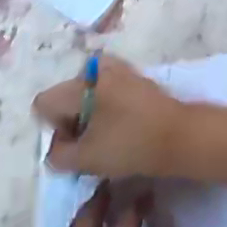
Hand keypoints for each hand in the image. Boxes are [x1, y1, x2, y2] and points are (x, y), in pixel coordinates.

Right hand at [33, 56, 189, 178]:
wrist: (181, 135)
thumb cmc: (131, 145)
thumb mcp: (88, 158)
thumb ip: (60, 155)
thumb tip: (55, 149)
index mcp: (80, 83)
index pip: (45, 103)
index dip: (54, 127)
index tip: (76, 143)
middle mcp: (97, 68)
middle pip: (66, 95)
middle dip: (73, 121)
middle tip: (92, 144)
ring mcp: (119, 68)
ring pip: (88, 93)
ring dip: (91, 114)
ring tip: (109, 137)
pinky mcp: (135, 76)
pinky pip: (108, 90)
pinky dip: (109, 107)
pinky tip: (124, 126)